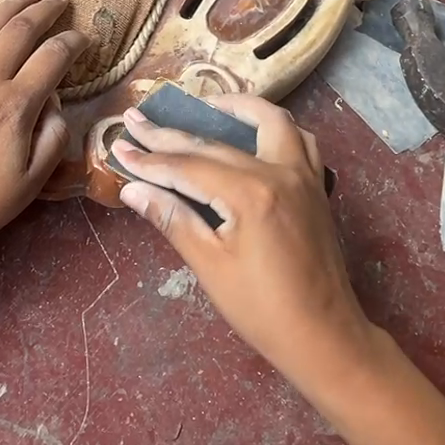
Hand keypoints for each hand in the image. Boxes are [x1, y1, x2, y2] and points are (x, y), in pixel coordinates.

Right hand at [111, 96, 374, 380]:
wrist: (325, 337)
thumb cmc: (262, 309)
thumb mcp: (210, 265)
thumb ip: (172, 218)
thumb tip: (132, 189)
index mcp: (249, 194)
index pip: (187, 166)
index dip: (149, 158)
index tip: (118, 146)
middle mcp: (279, 172)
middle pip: (215, 142)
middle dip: (172, 132)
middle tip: (138, 119)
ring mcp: (303, 175)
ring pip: (271, 121)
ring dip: (236, 108)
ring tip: (204, 107)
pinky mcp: (316, 186)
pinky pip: (299, 140)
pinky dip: (274, 128)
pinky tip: (254, 136)